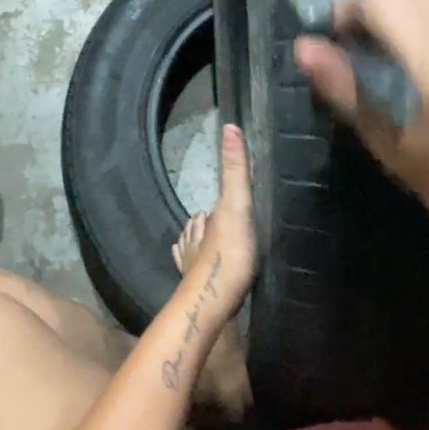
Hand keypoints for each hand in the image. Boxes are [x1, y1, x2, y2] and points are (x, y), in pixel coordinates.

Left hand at [173, 123, 257, 303]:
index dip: (215, 207)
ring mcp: (192, 270)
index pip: (206, 211)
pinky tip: (196, 272)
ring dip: (199, 246)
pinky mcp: (197, 293)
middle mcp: (192, 243)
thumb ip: (234, 169)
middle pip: (197, 231)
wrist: (212, 303)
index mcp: (204, 223)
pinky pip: (192, 276)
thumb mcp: (236, 205)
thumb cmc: (228, 253)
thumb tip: (229, 125)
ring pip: (191, 252)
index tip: (224, 204)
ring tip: (212, 244)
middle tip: (220, 223)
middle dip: (206, 226)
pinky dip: (194, 270)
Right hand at [293, 0, 428, 240]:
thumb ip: (339, 83)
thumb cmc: (426, 164)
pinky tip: (400, 44)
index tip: (340, 36)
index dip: (350, 7)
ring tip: (376, 40)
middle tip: (354, 35)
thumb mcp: (374, 131)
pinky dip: (406, 10)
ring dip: (387, 2)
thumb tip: (302, 45)